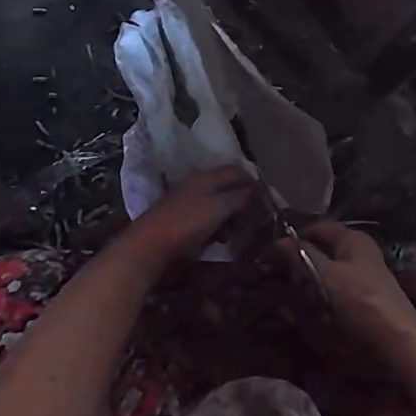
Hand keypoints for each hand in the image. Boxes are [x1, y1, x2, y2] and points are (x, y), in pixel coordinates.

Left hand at [119, 167, 256, 266]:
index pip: (236, 171)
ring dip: (229, 215)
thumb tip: (252, 189)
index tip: (266, 201)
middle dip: (242, 202)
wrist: (148, 244)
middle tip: (252, 219)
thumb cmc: (186, 224)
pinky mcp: (179, 215)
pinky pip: (205, 215)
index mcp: (205, 177)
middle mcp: (196, 183)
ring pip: (216, 202)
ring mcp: (185, 199)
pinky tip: (217, 238)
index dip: (254, 183)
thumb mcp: (217, 209)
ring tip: (234, 232)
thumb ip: (237, 197)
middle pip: (227, 186)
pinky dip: (216, 224)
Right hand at [278, 221, 415, 349]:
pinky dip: (319, 295)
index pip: (316, 227)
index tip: (269, 252)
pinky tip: (307, 309)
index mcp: (352, 239)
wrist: (400, 344)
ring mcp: (364, 276)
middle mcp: (360, 252)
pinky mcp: (365, 299)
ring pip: (327, 271)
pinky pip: (334, 290)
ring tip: (285, 293)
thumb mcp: (325, 275)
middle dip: (298, 260)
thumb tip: (276, 241)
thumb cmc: (361, 301)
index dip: (293, 236)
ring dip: (307, 280)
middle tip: (273, 274)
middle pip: (322, 249)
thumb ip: (300, 255)